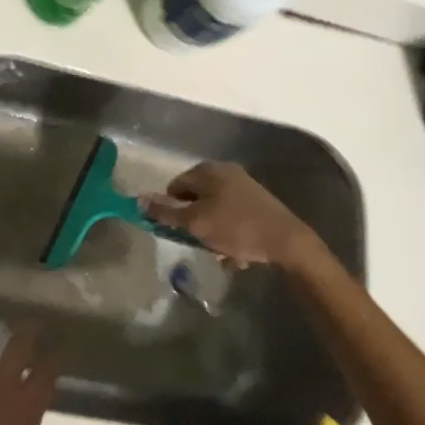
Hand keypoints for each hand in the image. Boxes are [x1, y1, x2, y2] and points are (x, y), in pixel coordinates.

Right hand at [142, 161, 317, 266]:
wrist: (287, 241)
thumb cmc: (236, 228)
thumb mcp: (195, 223)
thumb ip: (166, 212)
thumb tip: (138, 199)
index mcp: (208, 170)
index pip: (175, 187)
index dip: (172, 210)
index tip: (179, 232)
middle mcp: (225, 171)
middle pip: (196, 198)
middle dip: (195, 223)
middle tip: (200, 244)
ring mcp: (244, 186)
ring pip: (215, 211)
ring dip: (213, 233)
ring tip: (221, 253)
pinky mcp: (258, 202)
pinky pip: (234, 218)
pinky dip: (231, 234)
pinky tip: (237, 254)